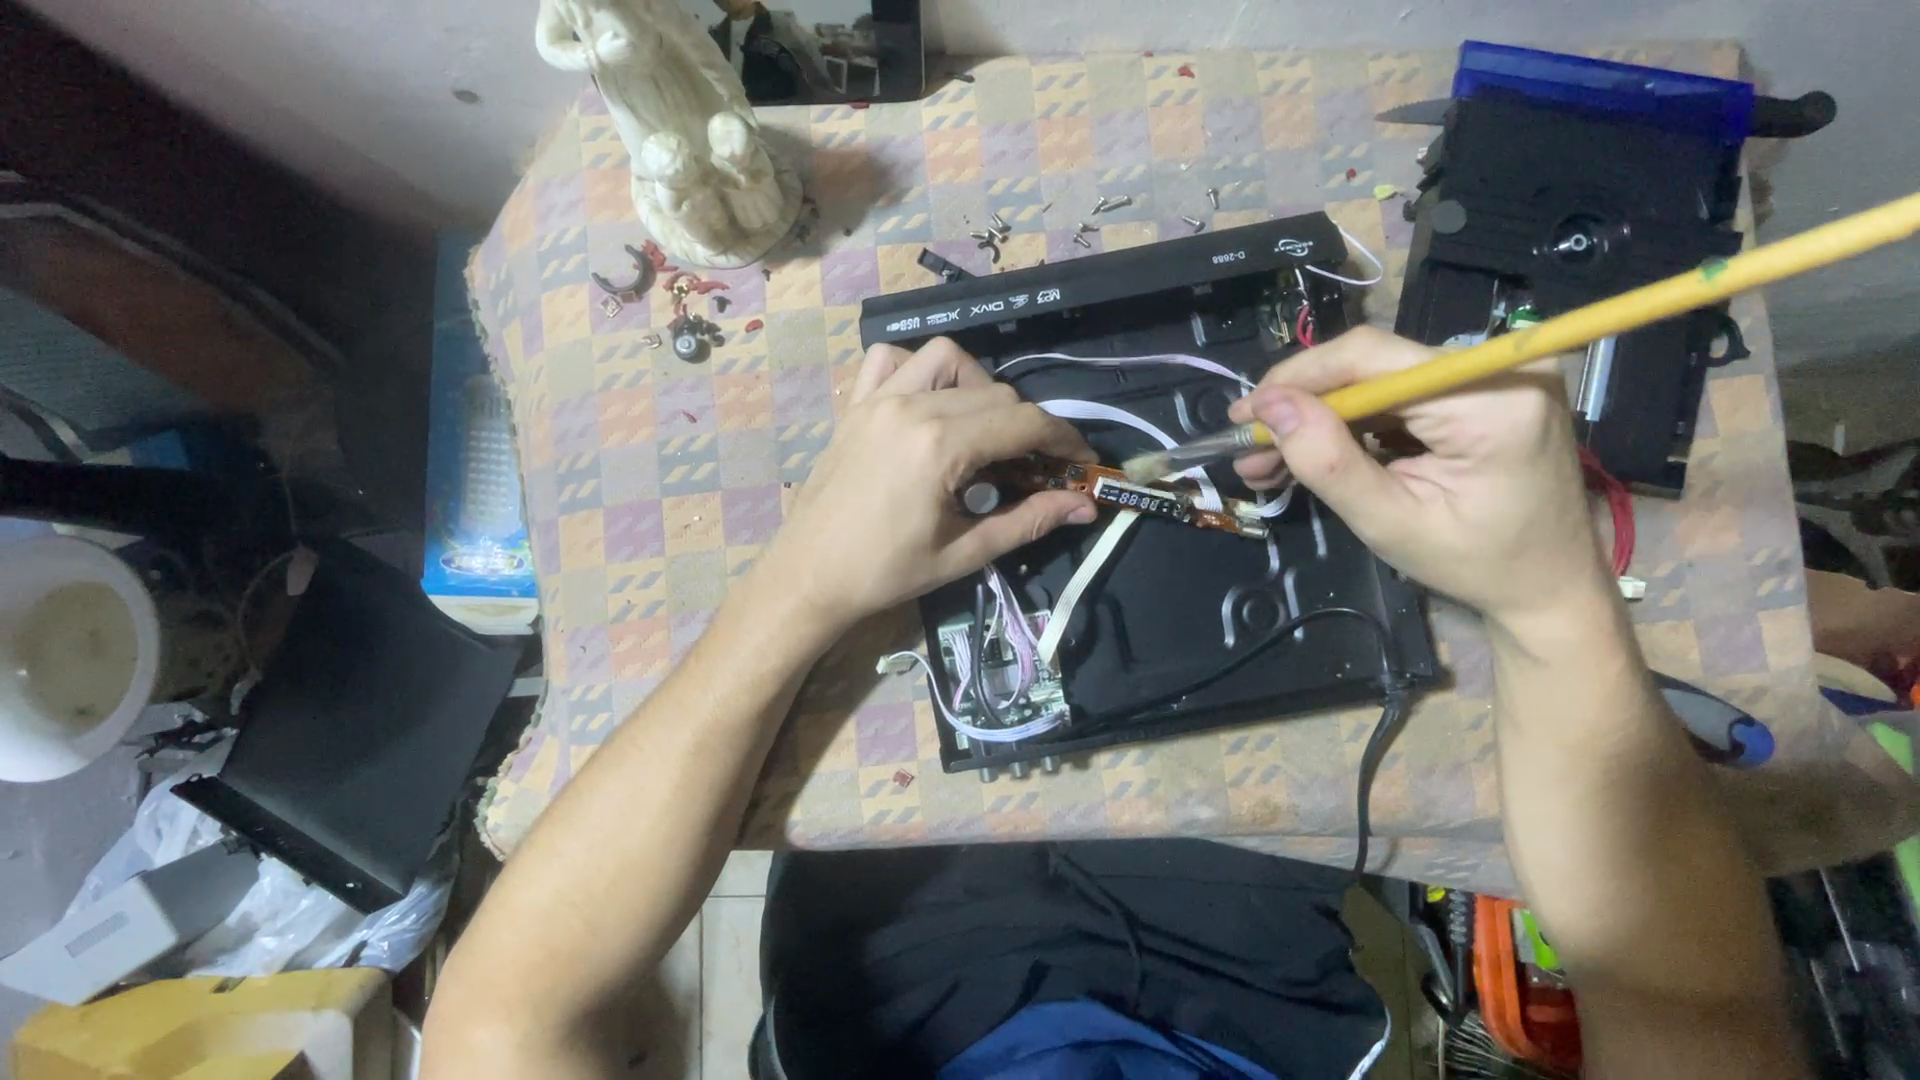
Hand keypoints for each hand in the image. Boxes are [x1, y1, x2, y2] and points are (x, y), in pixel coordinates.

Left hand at [758, 338, 1096, 630]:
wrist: (808, 576)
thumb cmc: (885, 573)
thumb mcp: (964, 552)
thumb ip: (1029, 521)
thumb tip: (1086, 505)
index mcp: (939, 446)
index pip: (1022, 422)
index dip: (1063, 439)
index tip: (1080, 462)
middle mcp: (910, 407)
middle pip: (994, 393)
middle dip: (1028, 425)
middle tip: (1034, 465)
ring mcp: (877, 399)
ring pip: (946, 359)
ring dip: (977, 386)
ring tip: (981, 430)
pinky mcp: (855, 405)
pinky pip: (892, 360)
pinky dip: (918, 370)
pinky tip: (927, 404)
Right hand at [1229, 326, 1611, 626]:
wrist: (1548, 584)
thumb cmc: (1476, 563)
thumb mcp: (1390, 522)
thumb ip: (1328, 461)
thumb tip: (1268, 406)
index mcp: (1489, 397)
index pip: (1370, 358)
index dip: (1297, 381)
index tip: (1243, 417)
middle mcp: (1499, 364)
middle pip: (1369, 365)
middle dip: (1300, 407)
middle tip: (1248, 447)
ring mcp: (1492, 373)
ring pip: (1373, 380)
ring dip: (1316, 419)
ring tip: (1266, 461)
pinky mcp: (1479, 387)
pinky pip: (1395, 395)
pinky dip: (1348, 425)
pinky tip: (1309, 453)